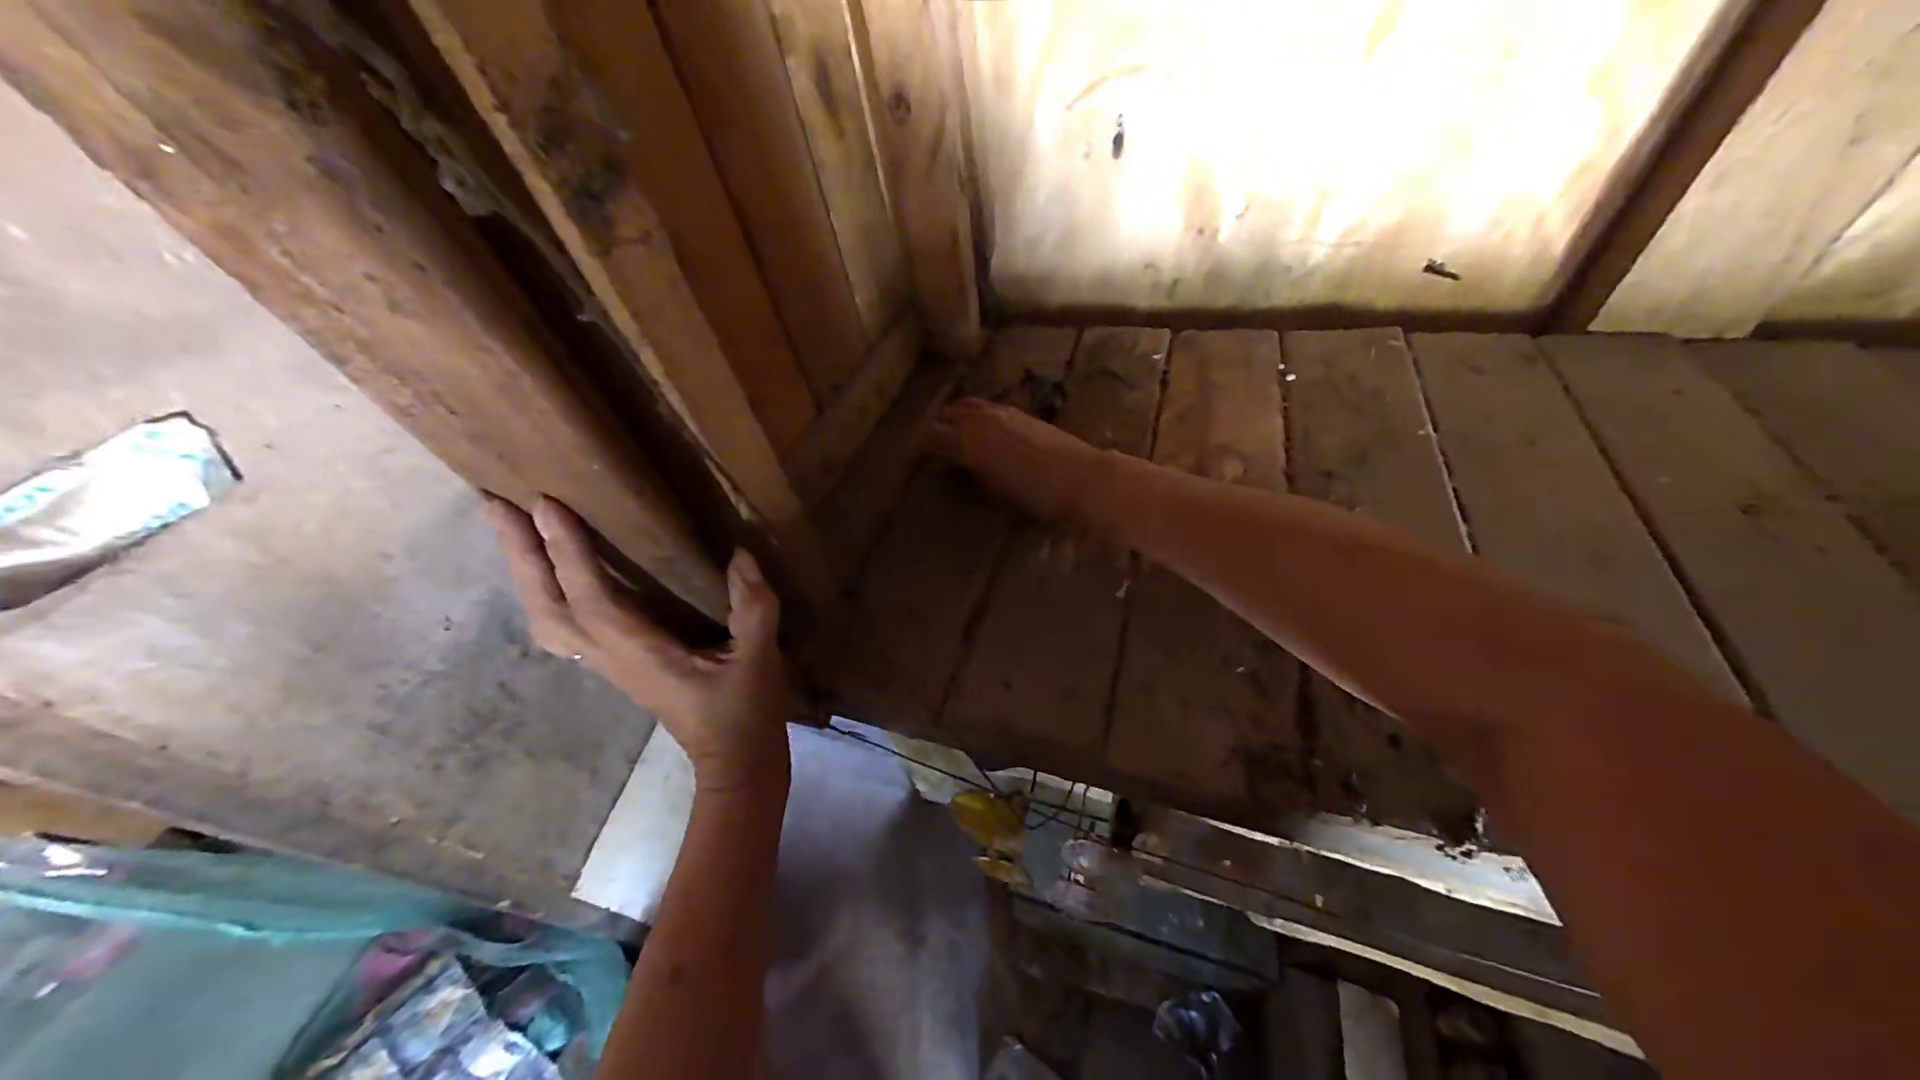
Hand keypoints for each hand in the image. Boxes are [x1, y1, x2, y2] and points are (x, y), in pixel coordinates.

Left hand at [483, 494, 791, 793]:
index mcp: (640, 655)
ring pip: (548, 619)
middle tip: (496, 504)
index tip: (546, 505)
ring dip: (526, 574)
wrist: (734, 761)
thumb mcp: (758, 659)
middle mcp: (612, 658)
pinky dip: (547, 593)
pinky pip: (564, 626)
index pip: (592, 598)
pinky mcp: (616, 665)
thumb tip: (739, 554)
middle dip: (521, 556)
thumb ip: (753, 607)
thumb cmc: (745, 713)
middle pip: (548, 608)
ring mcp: (609, 664)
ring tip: (515, 531)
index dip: (568, 553)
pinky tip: (553, 574)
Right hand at [924, 398, 1103, 522]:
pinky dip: (975, 413)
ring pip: (967, 405)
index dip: (916, 445)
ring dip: (955, 415)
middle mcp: (980, 419)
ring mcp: (1002, 412)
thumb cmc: (1036, 495)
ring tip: (949, 429)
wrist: (1082, 477)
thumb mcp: (995, 493)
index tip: (909, 455)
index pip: (929, 436)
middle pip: (946, 415)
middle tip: (926, 443)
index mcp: (968, 441)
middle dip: (933, 427)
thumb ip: (971, 478)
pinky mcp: (1021, 412)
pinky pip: (987, 407)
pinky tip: (980, 426)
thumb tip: (954, 470)